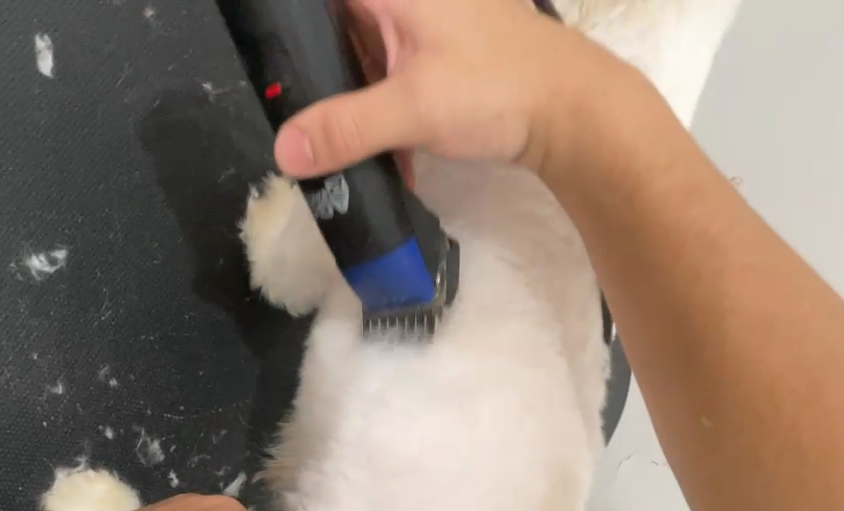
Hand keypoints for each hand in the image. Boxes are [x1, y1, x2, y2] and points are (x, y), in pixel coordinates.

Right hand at [273, 0, 607, 177]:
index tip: (274, 68)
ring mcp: (424, 29)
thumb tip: (284, 153)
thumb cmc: (494, 88)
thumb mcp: (411, 109)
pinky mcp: (437, 60)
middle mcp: (405, 1)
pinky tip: (389, 161)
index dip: (293, 29)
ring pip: (365, 60)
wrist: (568, 111)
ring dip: (353, 107)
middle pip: (340, 27)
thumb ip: (345, 129)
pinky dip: (384, 118)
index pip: (322, 4)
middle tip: (298, 121)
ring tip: (336, 152)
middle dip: (319, 77)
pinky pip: (391, 83)